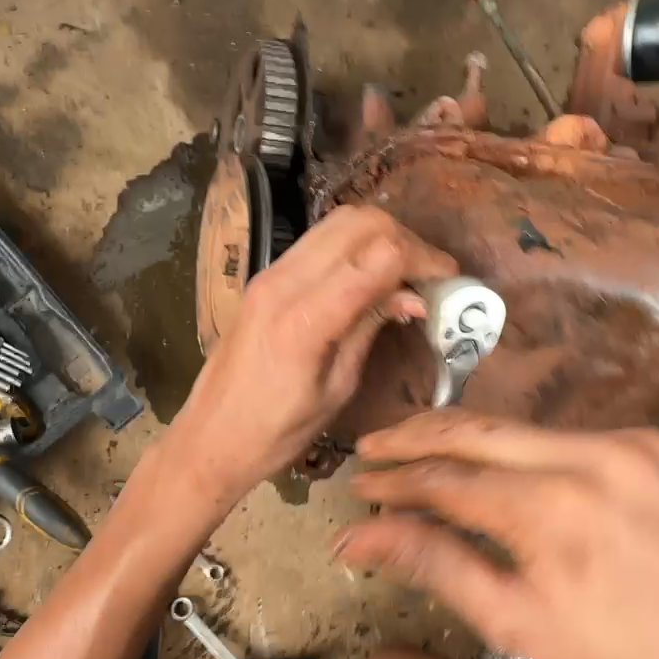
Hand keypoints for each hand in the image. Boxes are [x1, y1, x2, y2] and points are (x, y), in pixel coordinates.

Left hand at [165, 206, 456, 503]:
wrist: (210, 436)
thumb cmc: (276, 432)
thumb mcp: (336, 389)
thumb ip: (370, 329)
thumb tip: (413, 295)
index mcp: (305, 320)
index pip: (378, 255)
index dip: (423, 259)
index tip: (449, 280)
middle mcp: (283, 282)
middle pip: (360, 222)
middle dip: (406, 239)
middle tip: (431, 275)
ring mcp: (269, 274)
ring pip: (337, 223)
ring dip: (380, 237)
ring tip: (406, 273)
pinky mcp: (263, 277)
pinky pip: (318, 241)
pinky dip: (353, 246)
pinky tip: (370, 277)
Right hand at [333, 411, 658, 658]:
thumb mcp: (518, 624)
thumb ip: (433, 563)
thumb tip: (355, 536)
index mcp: (553, 509)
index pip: (447, 478)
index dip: (395, 480)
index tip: (358, 484)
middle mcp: (597, 455)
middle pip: (480, 430)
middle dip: (417, 436)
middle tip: (373, 446)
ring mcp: (643, 442)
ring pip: (531, 432)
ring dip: (477, 445)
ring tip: (432, 455)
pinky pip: (584, 441)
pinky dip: (542, 456)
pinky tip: (524, 476)